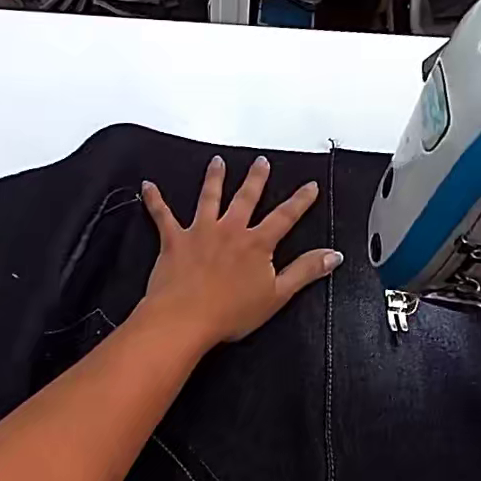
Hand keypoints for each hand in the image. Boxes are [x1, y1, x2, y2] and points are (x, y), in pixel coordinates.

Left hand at [138, 155, 342, 347]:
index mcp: (256, 243)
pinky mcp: (174, 240)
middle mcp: (230, 230)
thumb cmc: (230, 311)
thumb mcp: (278, 294)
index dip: (300, 200)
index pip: (285, 216)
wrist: (185, 318)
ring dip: (214, 178)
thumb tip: (333, 256)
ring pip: (209, 197)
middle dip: (256, 178)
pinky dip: (154, 200)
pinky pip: (162, 215)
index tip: (310, 186)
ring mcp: (200, 232)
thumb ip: (306, 271)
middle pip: (246, 197)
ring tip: (217, 162)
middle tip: (261, 162)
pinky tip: (147, 186)